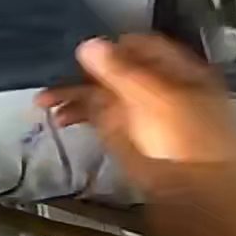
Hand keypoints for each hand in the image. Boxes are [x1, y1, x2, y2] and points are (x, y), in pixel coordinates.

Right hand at [37, 34, 235, 199]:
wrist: (192, 192)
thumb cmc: (184, 141)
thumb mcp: (154, 98)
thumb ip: (119, 70)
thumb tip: (87, 44)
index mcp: (178, 73)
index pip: (142, 46)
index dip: (113, 44)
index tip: (82, 49)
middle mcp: (157, 88)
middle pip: (114, 69)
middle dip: (82, 71)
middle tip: (53, 74)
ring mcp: (138, 111)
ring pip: (98, 92)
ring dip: (71, 93)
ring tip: (44, 101)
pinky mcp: (121, 133)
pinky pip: (93, 115)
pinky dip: (75, 113)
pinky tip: (61, 118)